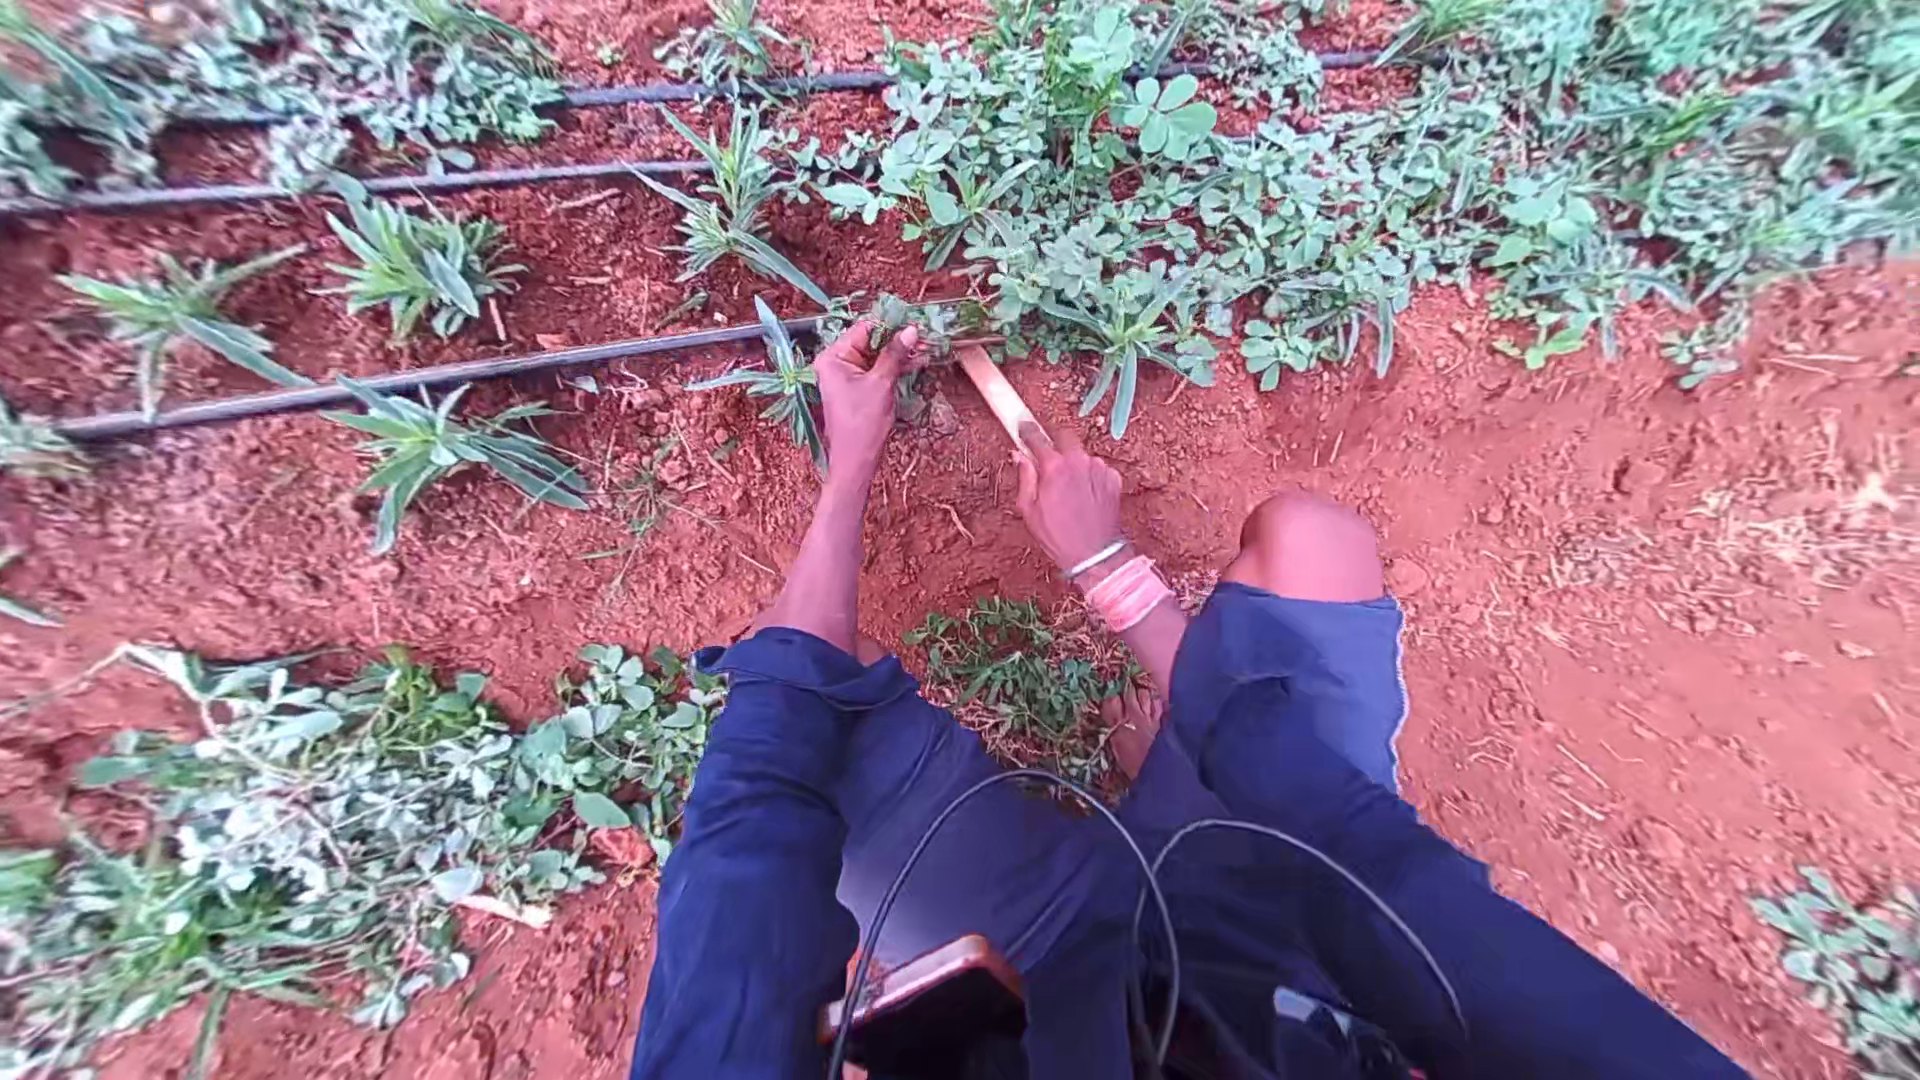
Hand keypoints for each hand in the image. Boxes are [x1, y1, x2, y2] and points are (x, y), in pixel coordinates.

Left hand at [813, 320, 917, 478]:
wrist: (856, 460)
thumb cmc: (863, 424)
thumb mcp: (881, 384)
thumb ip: (895, 354)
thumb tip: (910, 331)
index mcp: (833, 358)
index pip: (863, 330)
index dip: (890, 326)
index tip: (914, 324)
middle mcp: (835, 364)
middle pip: (870, 342)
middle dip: (896, 341)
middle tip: (923, 338)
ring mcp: (845, 377)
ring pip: (875, 357)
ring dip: (898, 355)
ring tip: (923, 351)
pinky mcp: (856, 390)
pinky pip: (875, 372)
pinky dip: (892, 369)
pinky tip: (913, 364)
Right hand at [1014, 421, 1126, 578]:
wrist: (1094, 553)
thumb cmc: (1057, 535)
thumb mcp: (1028, 509)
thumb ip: (1024, 477)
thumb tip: (1019, 456)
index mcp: (1054, 467)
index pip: (1037, 437)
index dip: (1027, 431)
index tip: (1022, 427)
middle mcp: (1079, 461)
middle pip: (1064, 436)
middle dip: (1054, 442)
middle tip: (1047, 457)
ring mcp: (1099, 468)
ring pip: (1082, 455)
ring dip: (1074, 463)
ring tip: (1068, 487)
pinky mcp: (1113, 478)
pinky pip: (1097, 468)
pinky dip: (1090, 476)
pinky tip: (1084, 495)